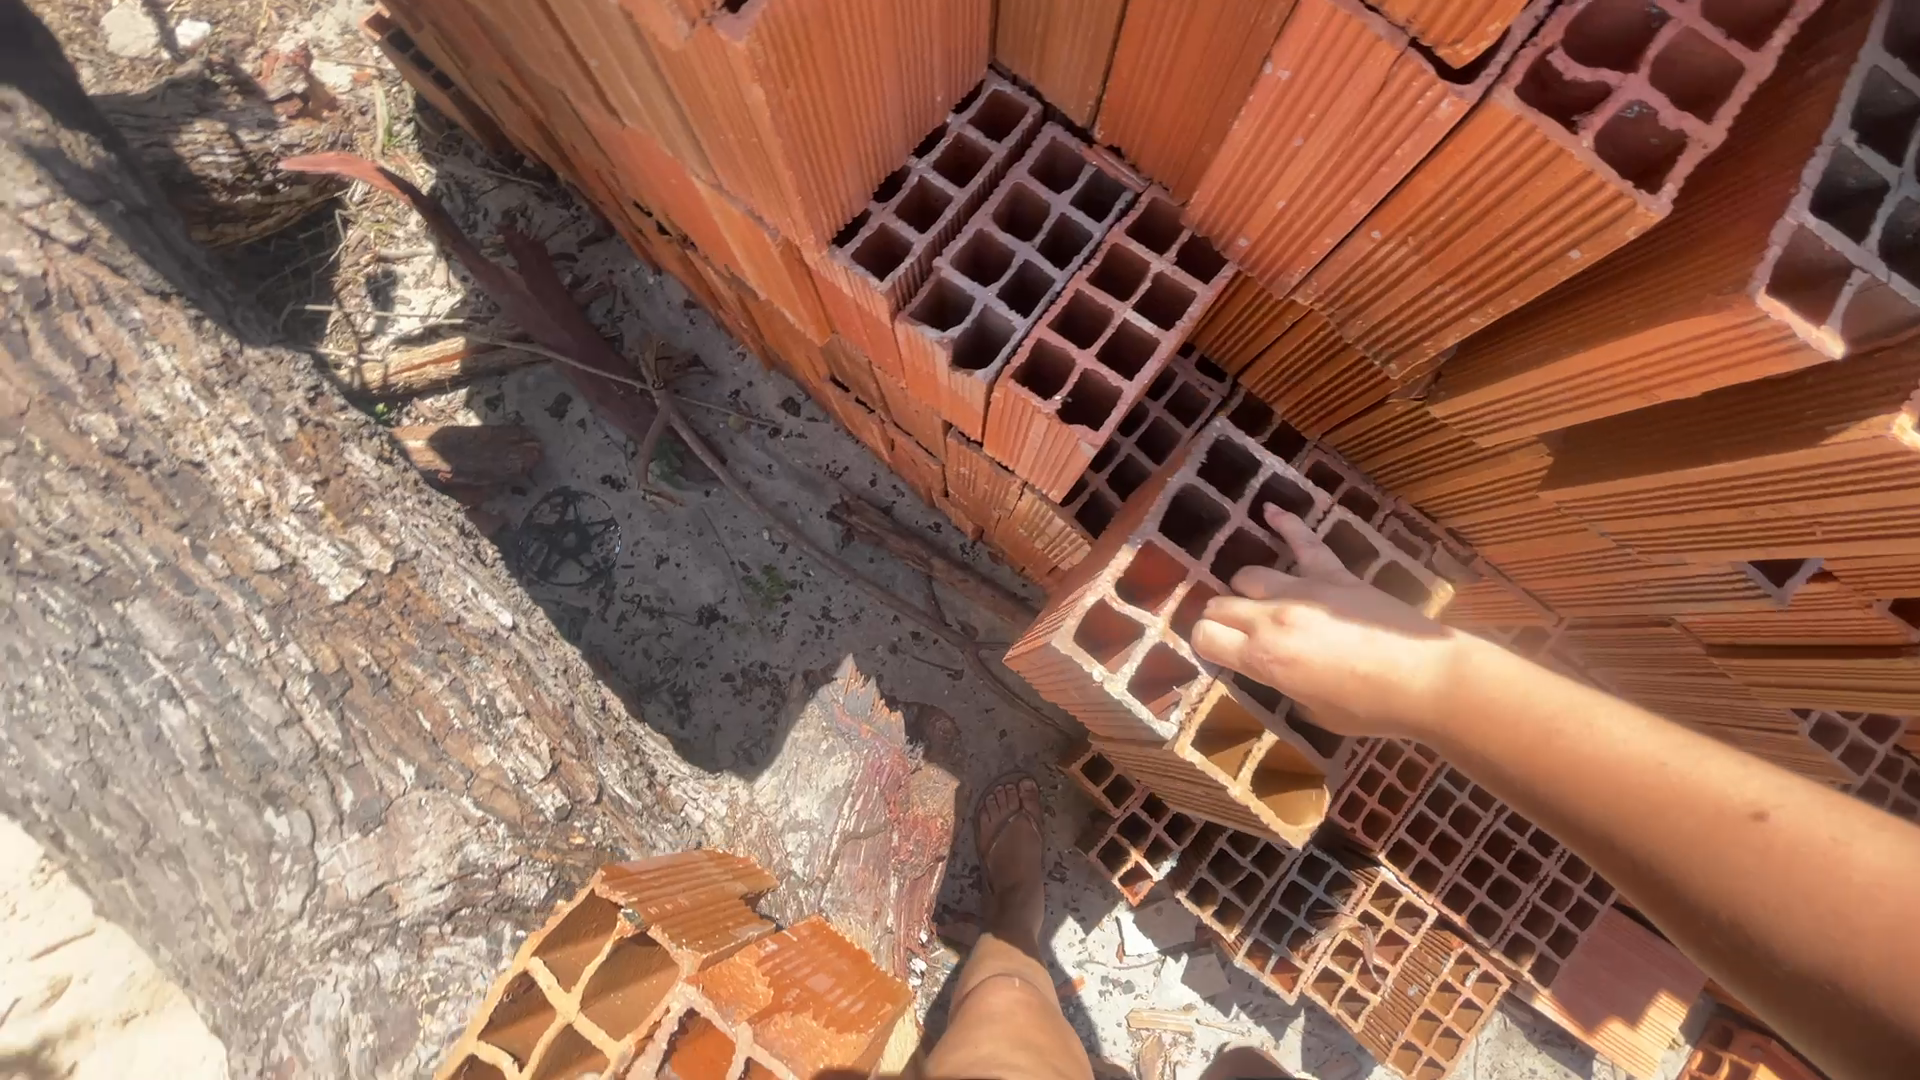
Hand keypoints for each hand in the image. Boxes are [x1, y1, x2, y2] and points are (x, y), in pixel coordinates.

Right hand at [1190, 505, 1467, 738]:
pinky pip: (1304, 542)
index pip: (1204, 637)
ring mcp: (1302, 591)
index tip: (1219, 652)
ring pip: (1248, 575)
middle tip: (1237, 633)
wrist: (1428, 681)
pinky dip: (1286, 524)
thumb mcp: (1311, 711)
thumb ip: (1280, 685)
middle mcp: (1271, 619)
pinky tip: (1269, 511)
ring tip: (1256, 601)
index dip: (1206, 643)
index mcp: (1263, 659)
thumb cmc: (1371, 708)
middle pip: (1218, 605)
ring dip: (1245, 590)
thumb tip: (1270, 670)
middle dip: (1219, 619)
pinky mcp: (1333, 575)